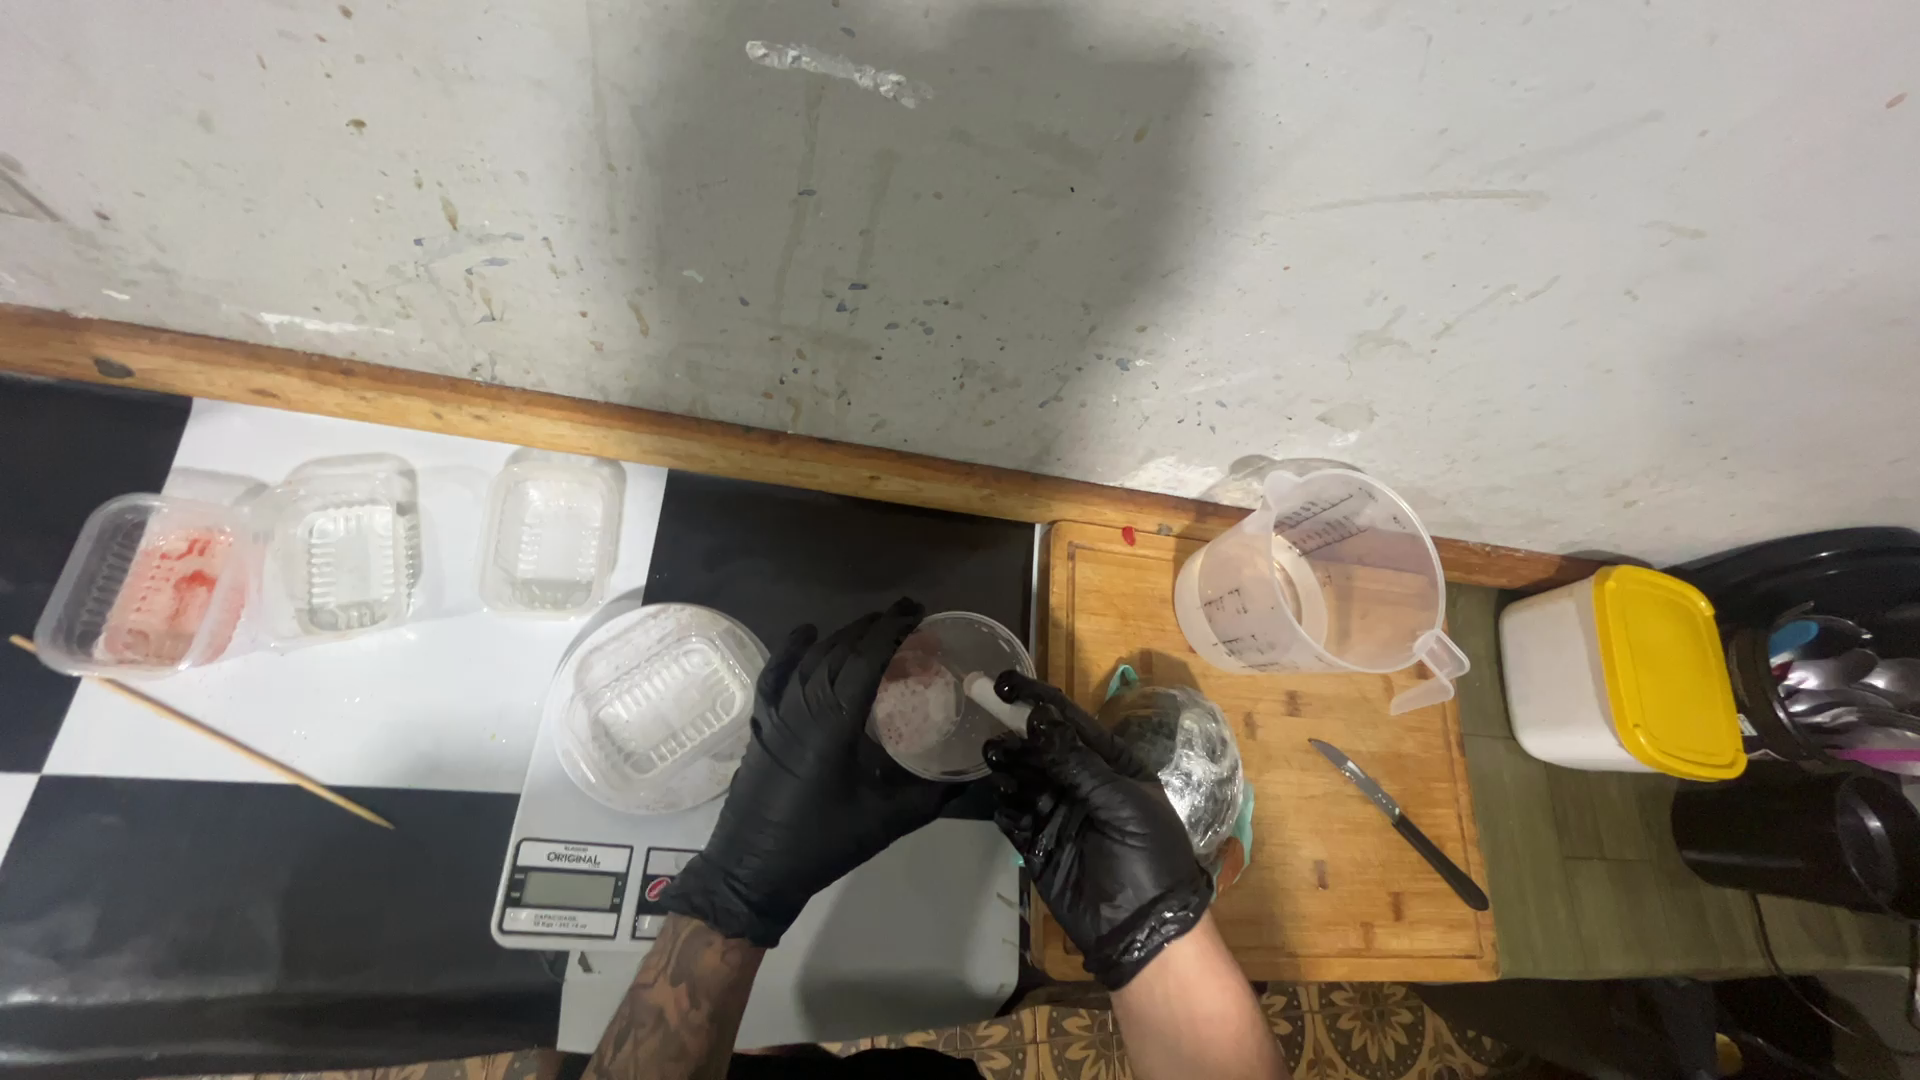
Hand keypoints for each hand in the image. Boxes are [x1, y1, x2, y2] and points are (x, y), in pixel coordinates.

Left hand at [661, 599, 953, 946]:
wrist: (753, 871)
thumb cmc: (822, 845)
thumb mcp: (886, 822)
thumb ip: (932, 796)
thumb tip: (971, 774)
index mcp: (835, 724)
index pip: (866, 659)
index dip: (892, 630)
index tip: (917, 612)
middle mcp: (804, 707)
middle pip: (840, 650)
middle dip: (874, 626)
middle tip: (906, 615)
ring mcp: (777, 713)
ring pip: (811, 658)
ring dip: (842, 635)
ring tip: (872, 624)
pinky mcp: (761, 724)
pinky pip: (774, 675)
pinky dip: (790, 650)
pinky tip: (806, 633)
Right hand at [985, 683, 1212, 989]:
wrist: (1143, 932)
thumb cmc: (1147, 857)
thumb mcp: (1121, 802)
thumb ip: (1077, 761)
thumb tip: (1039, 717)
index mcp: (1110, 763)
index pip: (1069, 720)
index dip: (1037, 700)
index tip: (1005, 684)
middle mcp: (1081, 781)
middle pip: (1039, 746)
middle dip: (1016, 735)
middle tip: (995, 734)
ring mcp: (1057, 811)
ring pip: (1022, 775)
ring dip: (1007, 765)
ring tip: (995, 760)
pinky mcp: (1036, 841)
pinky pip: (1013, 812)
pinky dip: (1005, 802)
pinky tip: (1005, 799)